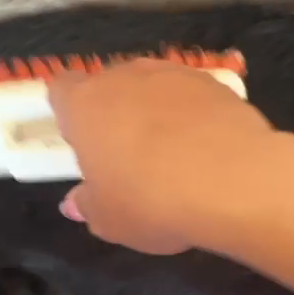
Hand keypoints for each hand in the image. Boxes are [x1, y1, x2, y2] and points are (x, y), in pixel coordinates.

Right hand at [48, 59, 274, 253]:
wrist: (232, 181)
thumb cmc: (151, 200)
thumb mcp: (109, 220)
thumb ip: (88, 205)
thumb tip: (76, 202)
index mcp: (85, 104)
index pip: (62, 90)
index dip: (70, 114)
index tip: (83, 143)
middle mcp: (126, 77)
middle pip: (111, 87)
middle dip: (117, 115)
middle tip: (129, 159)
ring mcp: (174, 74)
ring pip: (154, 88)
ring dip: (157, 113)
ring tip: (175, 157)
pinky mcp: (216, 83)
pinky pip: (194, 98)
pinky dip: (195, 117)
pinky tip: (208, 151)